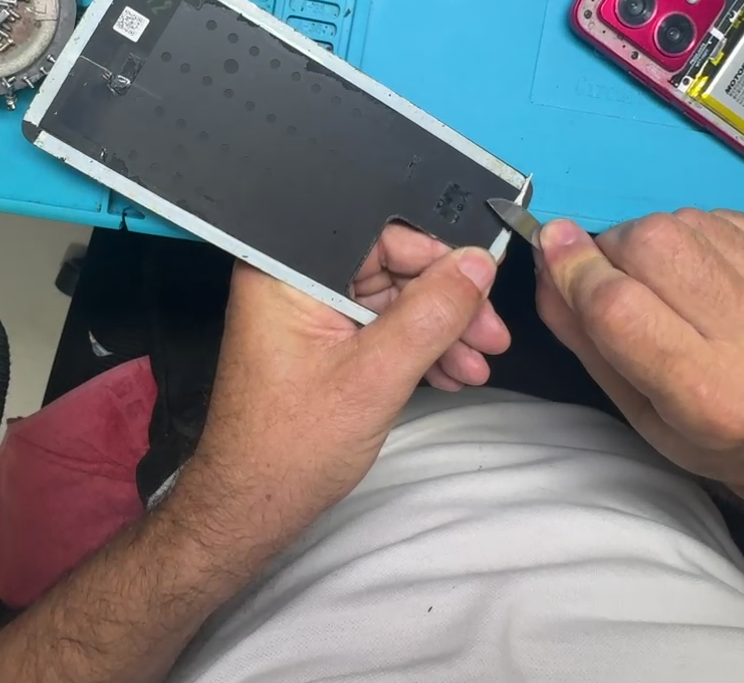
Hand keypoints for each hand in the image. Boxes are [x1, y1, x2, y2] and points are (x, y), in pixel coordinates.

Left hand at [178, 230, 500, 546]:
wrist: (252, 510)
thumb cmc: (291, 446)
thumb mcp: (375, 376)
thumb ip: (431, 315)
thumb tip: (478, 264)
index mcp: (286, 269)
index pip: (375, 233)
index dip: (434, 255)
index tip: (480, 283)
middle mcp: (294, 278)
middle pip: (388, 264)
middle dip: (446, 300)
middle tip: (491, 334)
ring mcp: (308, 309)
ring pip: (391, 297)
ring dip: (440, 328)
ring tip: (477, 364)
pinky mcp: (321, 338)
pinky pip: (379, 324)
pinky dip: (417, 346)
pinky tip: (450, 372)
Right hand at [534, 209, 743, 500]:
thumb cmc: (707, 434)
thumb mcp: (630, 408)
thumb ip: (581, 334)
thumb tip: (546, 260)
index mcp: (711, 398)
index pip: (620, 306)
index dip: (576, 269)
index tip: (549, 245)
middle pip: (655, 244)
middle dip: (614, 247)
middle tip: (616, 273)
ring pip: (686, 220)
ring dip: (655, 239)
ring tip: (667, 279)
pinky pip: (725, 218)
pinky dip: (697, 234)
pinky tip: (706, 271)